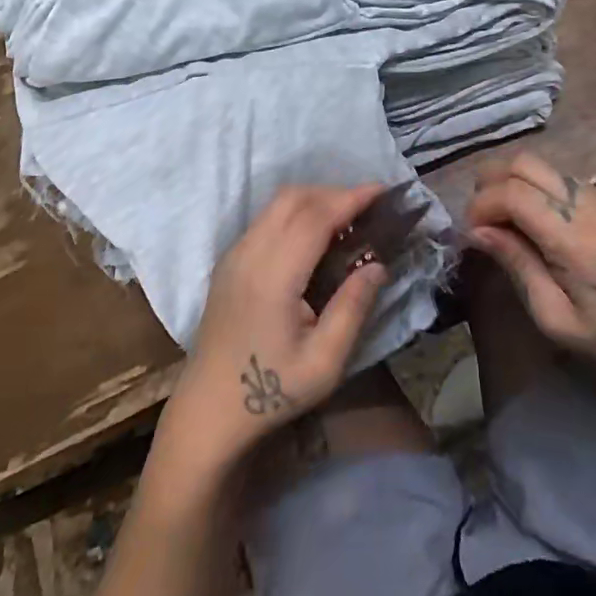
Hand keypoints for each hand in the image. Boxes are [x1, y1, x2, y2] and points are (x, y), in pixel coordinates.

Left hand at [165, 185, 390, 467]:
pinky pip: (264, 220)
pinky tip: (315, 236)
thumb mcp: (325, 361)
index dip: (349, 198)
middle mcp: (249, 253)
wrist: (212, 403)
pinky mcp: (228, 261)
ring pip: (275, 206)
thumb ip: (352, 307)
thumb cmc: (273, 388)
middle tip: (368, 206)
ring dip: (312, 200)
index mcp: (272, 275)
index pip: (314, 217)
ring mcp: (234, 254)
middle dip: (332, 192)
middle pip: (291, 199)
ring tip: (347, 218)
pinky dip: (294, 214)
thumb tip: (377, 265)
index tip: (383, 191)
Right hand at [467, 152, 595, 385]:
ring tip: (498, 220)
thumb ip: (515, 264)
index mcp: (578, 241)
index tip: (471, 234)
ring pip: (533, 163)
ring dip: (505, 183)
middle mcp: (589, 206)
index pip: (514, 194)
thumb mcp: (553, 317)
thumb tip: (476, 231)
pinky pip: (548, 175)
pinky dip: (524, 187)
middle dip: (489, 186)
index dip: (481, 206)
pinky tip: (523, 220)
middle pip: (521, 163)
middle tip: (481, 221)